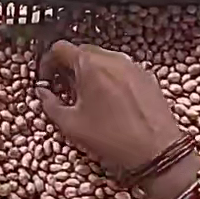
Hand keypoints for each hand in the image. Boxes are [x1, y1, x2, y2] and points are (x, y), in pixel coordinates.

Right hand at [35, 41, 185, 177]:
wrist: (157, 150)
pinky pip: (120, 68)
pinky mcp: (146, 76)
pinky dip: (109, 77)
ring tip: (87, 96)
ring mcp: (132, 66)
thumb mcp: (71, 124)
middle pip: (81, 51)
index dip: (47, 62)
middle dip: (68, 66)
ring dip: (89, 71)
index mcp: (89, 65)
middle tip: (63, 88)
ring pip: (102, 59)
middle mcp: (111, 59)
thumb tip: (42, 92)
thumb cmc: (111, 137)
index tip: (46, 79)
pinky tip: (109, 100)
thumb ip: (50, 104)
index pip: (60, 48)